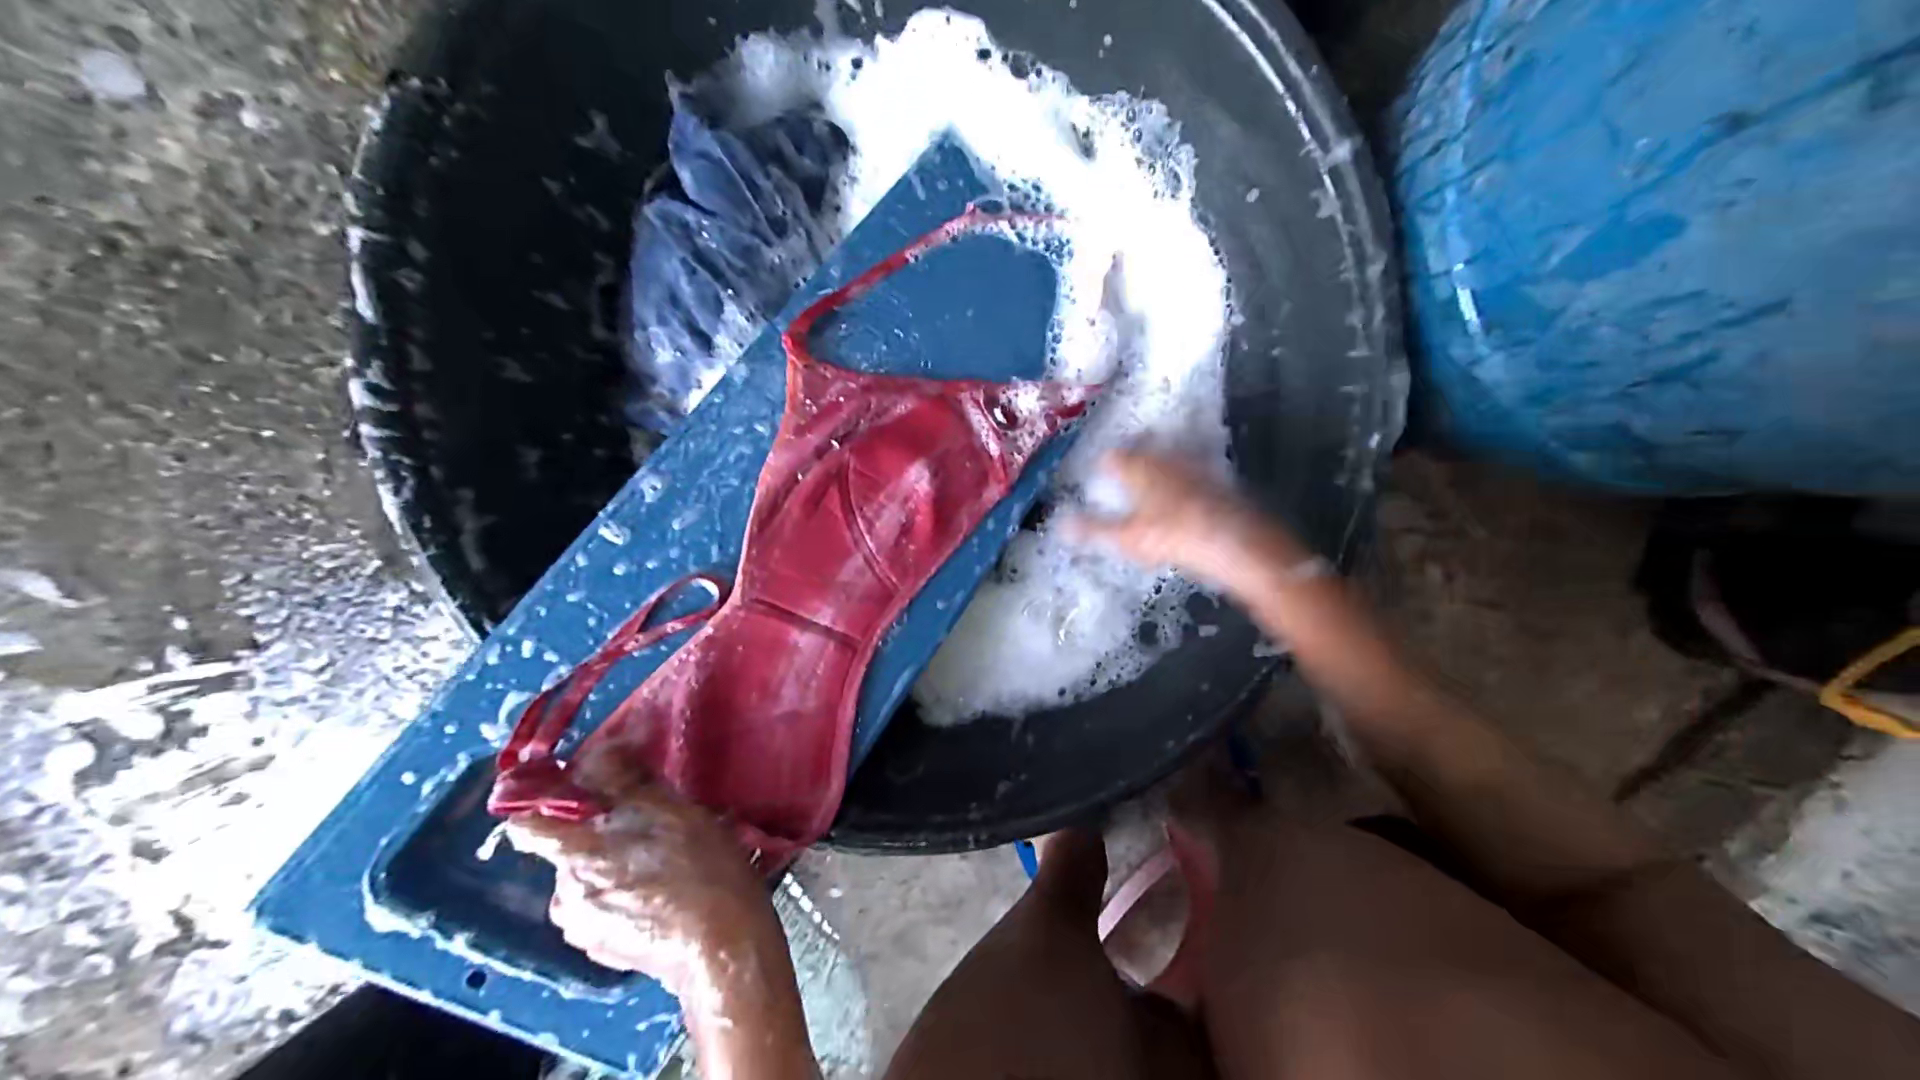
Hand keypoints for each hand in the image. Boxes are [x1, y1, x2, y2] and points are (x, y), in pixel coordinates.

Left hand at [506, 783, 779, 1002]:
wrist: (722, 946)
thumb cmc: (700, 869)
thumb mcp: (671, 809)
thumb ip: (625, 778)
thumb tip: (597, 751)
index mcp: (575, 855)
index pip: (525, 823)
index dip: (547, 802)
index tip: (582, 791)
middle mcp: (564, 893)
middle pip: (567, 849)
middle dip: (602, 835)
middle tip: (650, 829)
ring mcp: (580, 928)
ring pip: (587, 878)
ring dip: (614, 866)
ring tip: (661, 865)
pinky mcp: (600, 951)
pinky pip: (601, 908)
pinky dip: (623, 896)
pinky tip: (661, 895)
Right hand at [1070, 450, 1307, 590]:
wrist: (1236, 542)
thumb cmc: (1174, 537)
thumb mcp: (1126, 538)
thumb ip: (1092, 528)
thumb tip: (1061, 524)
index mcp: (1139, 467)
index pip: (1112, 455)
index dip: (1102, 464)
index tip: (1098, 472)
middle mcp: (1166, 457)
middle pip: (1142, 446)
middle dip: (1131, 454)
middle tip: (1123, 467)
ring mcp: (1195, 464)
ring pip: (1169, 453)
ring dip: (1158, 459)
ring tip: (1151, 474)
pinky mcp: (1218, 476)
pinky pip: (1194, 466)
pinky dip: (1184, 473)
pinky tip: (1185, 491)